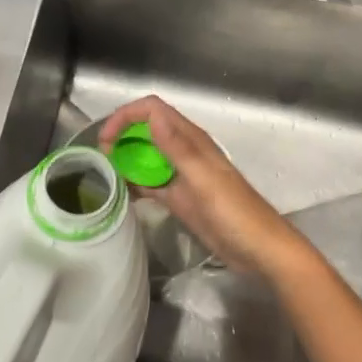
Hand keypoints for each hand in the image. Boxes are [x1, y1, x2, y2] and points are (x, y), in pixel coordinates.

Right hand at [99, 95, 316, 279]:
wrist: (260, 251)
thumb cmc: (236, 214)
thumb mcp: (204, 180)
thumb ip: (178, 148)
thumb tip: (152, 115)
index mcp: (193, 141)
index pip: (153, 110)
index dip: (126, 117)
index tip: (106, 139)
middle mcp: (186, 153)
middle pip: (147, 130)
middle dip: (121, 136)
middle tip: (101, 159)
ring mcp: (183, 176)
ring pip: (147, 156)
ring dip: (126, 159)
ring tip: (105, 176)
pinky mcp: (181, 199)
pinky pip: (151, 183)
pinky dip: (134, 184)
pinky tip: (121, 196)